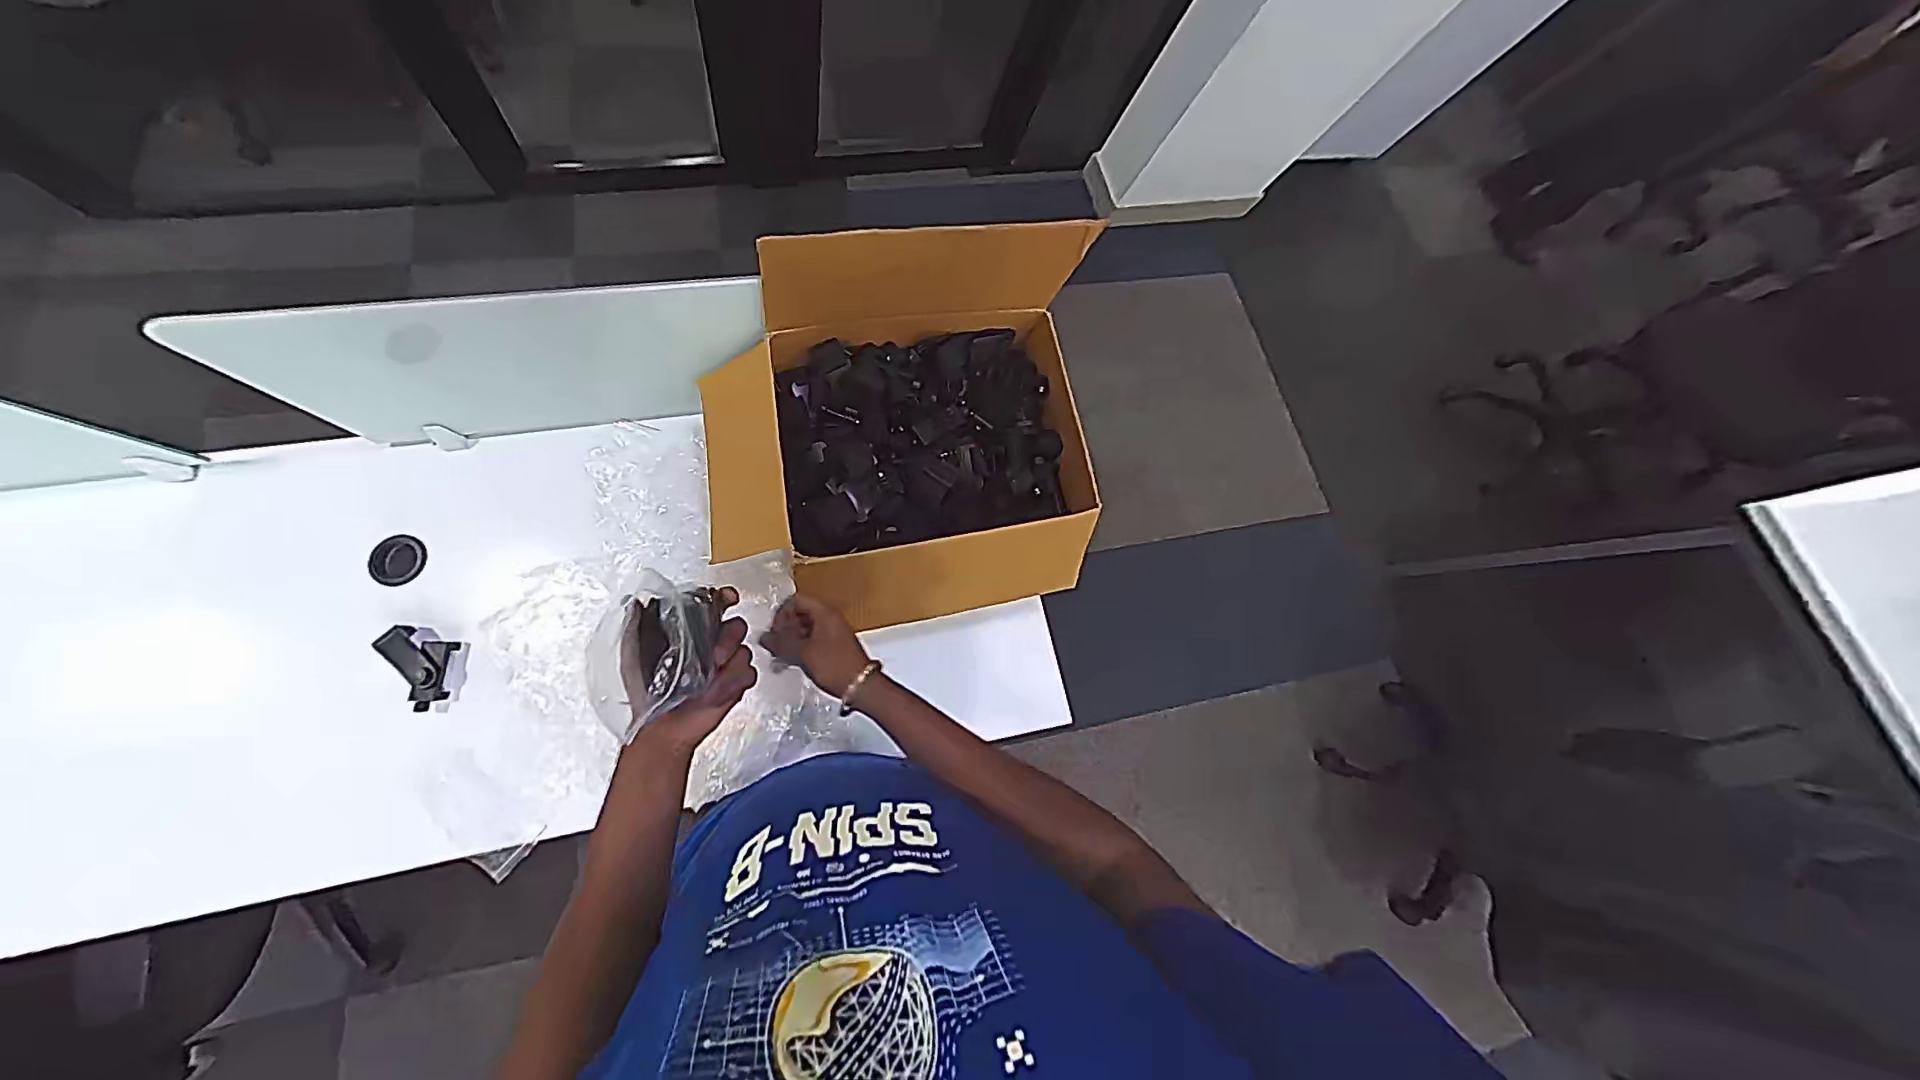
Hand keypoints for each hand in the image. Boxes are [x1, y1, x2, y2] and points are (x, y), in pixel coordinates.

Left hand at [629, 587, 757, 755]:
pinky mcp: (736, 684)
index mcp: (691, 632)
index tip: (728, 599)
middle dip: (729, 637)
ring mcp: (726, 665)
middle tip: (716, 654)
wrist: (661, 729)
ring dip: (730, 665)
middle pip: (736, 625)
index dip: (724, 598)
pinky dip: (735, 682)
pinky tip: (717, 692)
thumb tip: (636, 603)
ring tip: (711, 679)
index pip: (714, 606)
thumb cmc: (646, 693)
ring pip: (744, 651)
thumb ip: (637, 628)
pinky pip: (748, 673)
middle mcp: (711, 645)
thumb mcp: (634, 656)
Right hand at [761, 593, 871, 697]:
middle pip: (800, 614)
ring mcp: (833, 632)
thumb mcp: (803, 653)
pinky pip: (813, 640)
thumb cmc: (836, 666)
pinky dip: (801, 648)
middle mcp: (830, 619)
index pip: (796, 600)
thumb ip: (781, 643)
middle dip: (785, 628)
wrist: (861, 685)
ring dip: (791, 640)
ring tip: (781, 656)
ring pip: (806, 628)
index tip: (775, 631)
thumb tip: (765, 637)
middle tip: (776, 645)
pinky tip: (793, 662)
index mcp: (825, 613)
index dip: (781, 614)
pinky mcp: (835, 647)